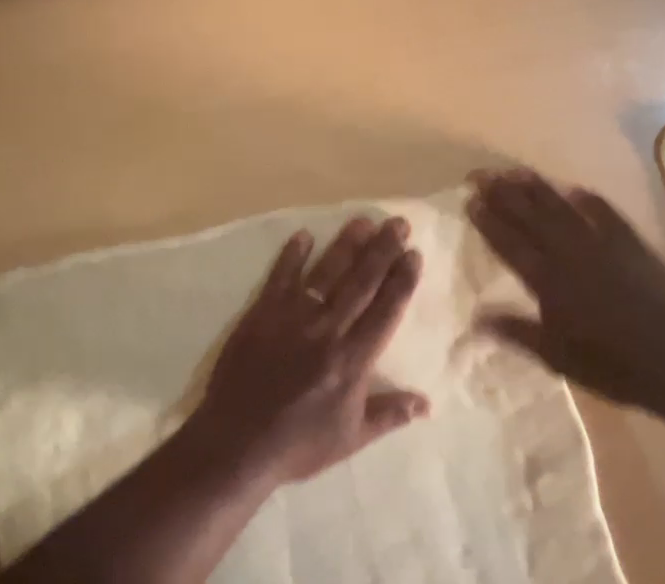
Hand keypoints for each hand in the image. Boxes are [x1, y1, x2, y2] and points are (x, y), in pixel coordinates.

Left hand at [189, 218, 428, 484]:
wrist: (237, 444)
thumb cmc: (298, 445)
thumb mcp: (351, 438)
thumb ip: (389, 415)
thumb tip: (427, 403)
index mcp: (353, 361)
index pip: (385, 310)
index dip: (401, 280)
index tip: (414, 254)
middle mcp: (327, 331)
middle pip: (361, 283)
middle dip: (382, 251)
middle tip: (398, 223)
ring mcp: (292, 319)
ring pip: (326, 273)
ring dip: (346, 245)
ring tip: (363, 221)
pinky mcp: (261, 315)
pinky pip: (280, 278)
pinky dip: (292, 256)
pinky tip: (304, 235)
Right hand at [468, 168, 664, 416]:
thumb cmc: (612, 365)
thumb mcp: (557, 358)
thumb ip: (518, 332)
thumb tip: (476, 317)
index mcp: (548, 282)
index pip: (510, 244)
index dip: (488, 221)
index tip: (470, 200)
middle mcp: (570, 254)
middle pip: (530, 217)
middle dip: (503, 194)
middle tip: (481, 174)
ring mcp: (602, 244)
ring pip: (561, 208)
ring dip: (536, 188)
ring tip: (515, 171)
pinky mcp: (631, 244)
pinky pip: (605, 212)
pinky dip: (588, 199)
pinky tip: (575, 189)